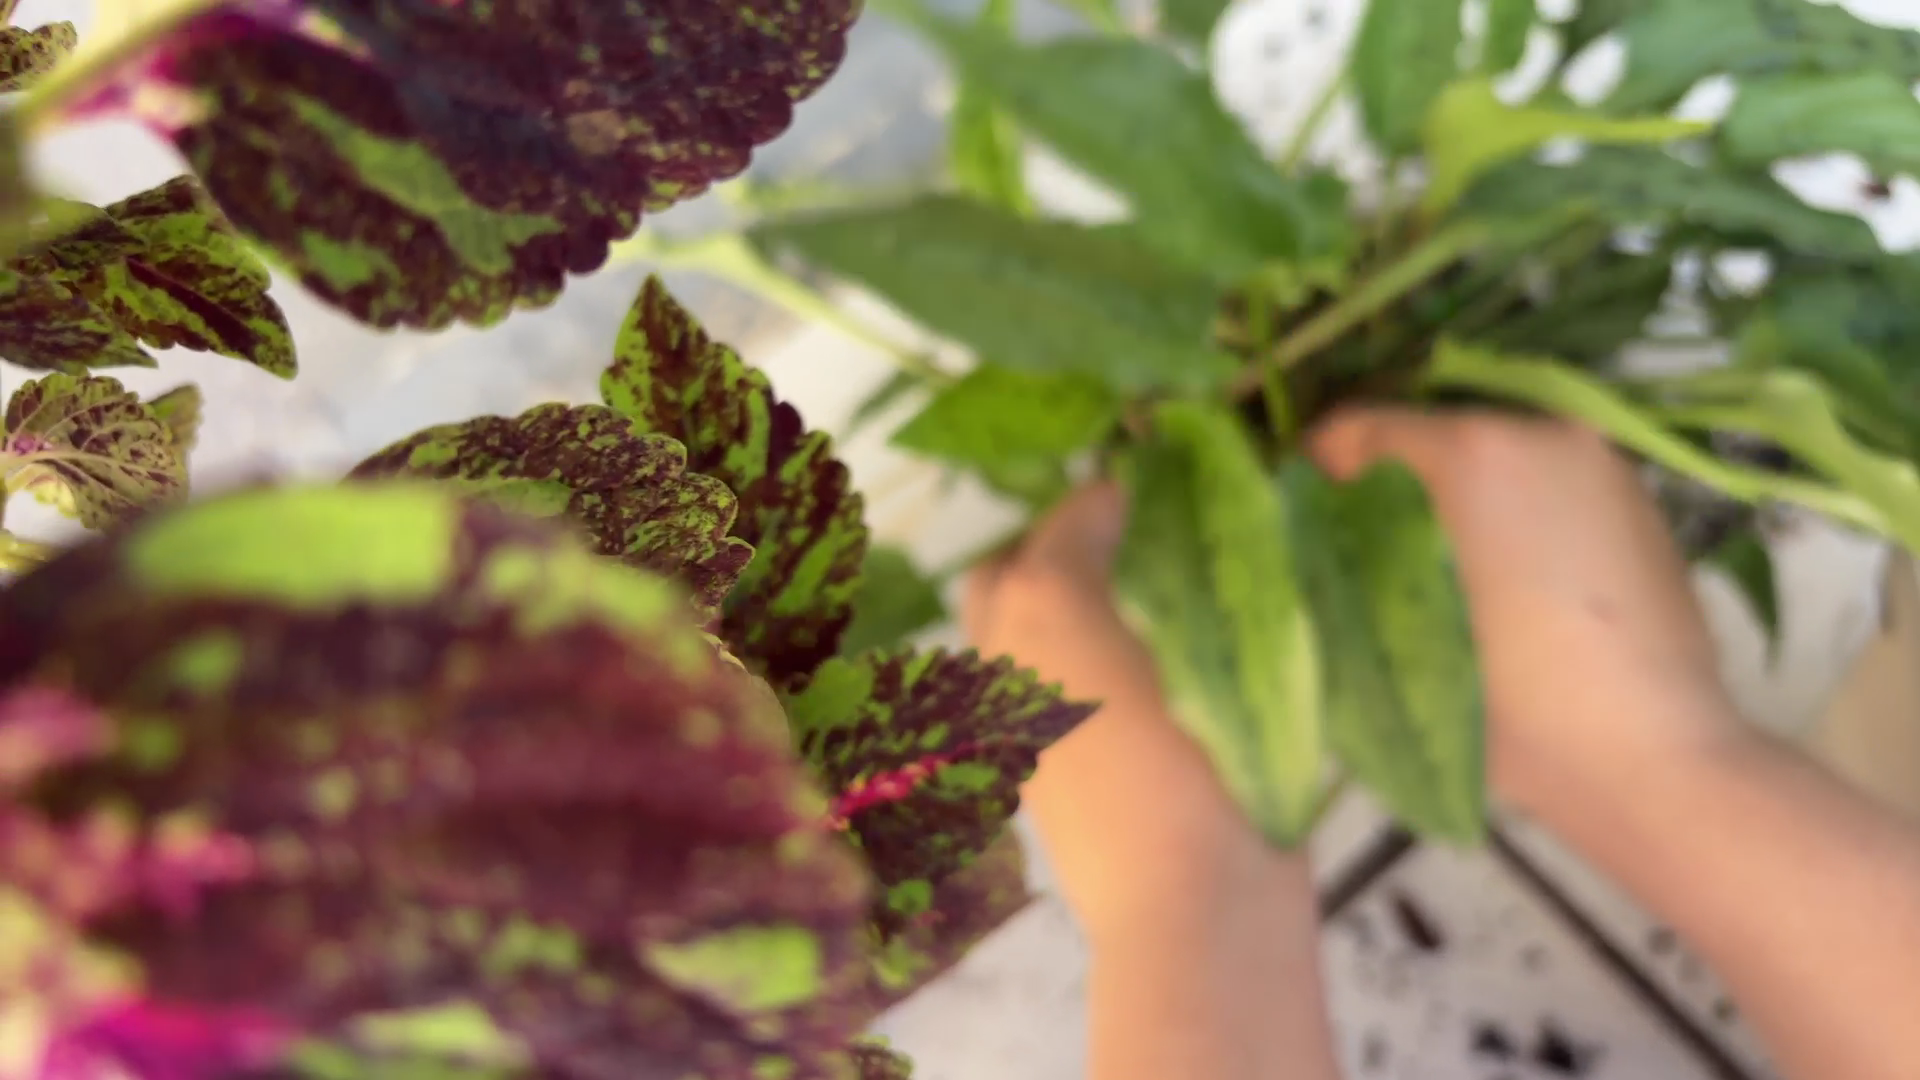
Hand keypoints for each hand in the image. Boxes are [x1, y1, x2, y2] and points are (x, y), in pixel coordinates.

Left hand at [963, 484, 1282, 940]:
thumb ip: (1179, 584)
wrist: (1180, 904)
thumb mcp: (1216, 656)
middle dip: (1051, 548)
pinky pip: (1005, 678)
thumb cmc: (1215, 770)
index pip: (1073, 516)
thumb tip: (1165, 543)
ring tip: (1106, 608)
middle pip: (1004, 570)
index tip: (1151, 498)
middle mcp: (1004, 642)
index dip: (1114, 499)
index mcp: (1049, 596)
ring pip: (994, 627)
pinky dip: (1037, 656)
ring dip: (1037, 602)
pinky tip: (1098, 672)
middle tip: (1115, 553)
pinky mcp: (1008, 758)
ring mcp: (997, 706)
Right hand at [1309, 407, 1748, 814]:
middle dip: (1370, 481)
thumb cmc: (1495, 694)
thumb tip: (1293, 524)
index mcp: (1464, 451)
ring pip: (1470, 454)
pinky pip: (1524, 475)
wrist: (1645, 753)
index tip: (1293, 516)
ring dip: (1430, 491)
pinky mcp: (1628, 489)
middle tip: (1348, 541)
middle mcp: (1532, 429)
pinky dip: (1489, 502)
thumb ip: (1325, 552)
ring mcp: (1589, 455)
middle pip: (1412, 434)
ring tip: (1419, 556)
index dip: (1307, 469)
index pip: (1350, 427)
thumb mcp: (1377, 620)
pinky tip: (1486, 563)